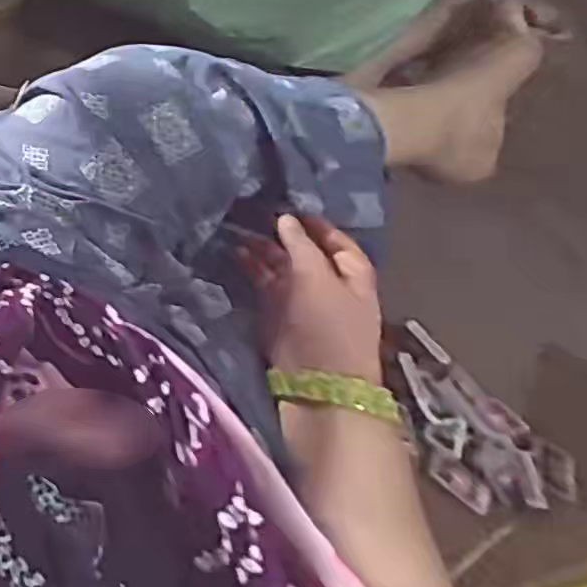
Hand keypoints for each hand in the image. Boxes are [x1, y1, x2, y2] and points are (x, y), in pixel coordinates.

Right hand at [238, 213, 383, 383]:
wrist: (316, 378)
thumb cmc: (328, 325)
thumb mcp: (318, 279)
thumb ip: (300, 246)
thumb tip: (285, 218)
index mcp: (351, 275)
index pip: (337, 242)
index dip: (316, 225)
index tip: (290, 207)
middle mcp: (326, 283)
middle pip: (304, 252)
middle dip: (282, 235)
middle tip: (253, 214)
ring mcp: (300, 297)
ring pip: (279, 265)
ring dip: (261, 249)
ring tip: (238, 232)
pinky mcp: (276, 310)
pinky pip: (262, 281)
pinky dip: (250, 267)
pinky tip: (235, 254)